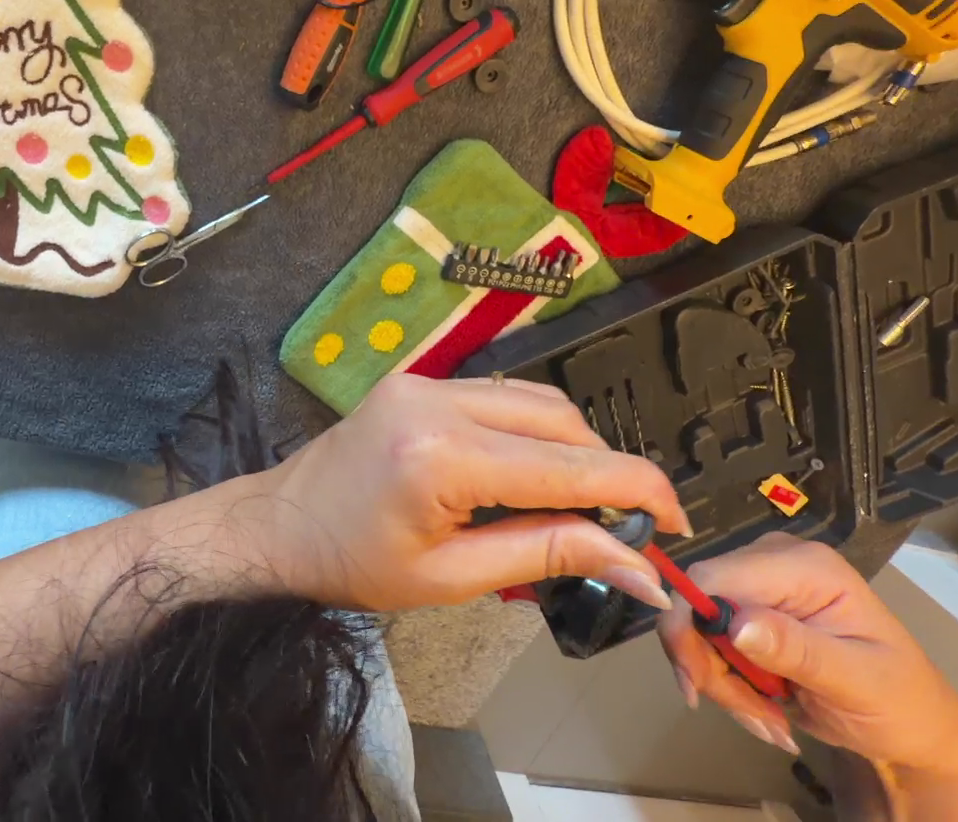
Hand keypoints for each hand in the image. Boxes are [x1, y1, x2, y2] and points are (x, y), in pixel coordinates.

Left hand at [244, 374, 690, 611]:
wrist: (280, 523)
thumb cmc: (353, 565)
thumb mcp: (451, 577)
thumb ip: (546, 556)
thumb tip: (638, 564)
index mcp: (441, 457)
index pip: (568, 465)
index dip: (636, 491)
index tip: (676, 523)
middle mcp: (437, 401)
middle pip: (559, 419)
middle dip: (604, 468)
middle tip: (619, 523)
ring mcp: (425, 381)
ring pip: (534, 399)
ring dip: (571, 444)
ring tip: (573, 502)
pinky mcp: (418, 379)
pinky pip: (499, 394)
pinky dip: (531, 429)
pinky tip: (528, 470)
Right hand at [656, 534, 957, 770]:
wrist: (913, 728)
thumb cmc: (902, 705)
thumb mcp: (859, 684)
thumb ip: (799, 651)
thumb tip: (738, 625)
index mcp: (803, 565)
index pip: (712, 577)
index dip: (688, 624)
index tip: (695, 683)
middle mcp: (770, 561)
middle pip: (698, 603)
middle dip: (711, 665)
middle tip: (752, 717)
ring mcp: (756, 583)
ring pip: (697, 627)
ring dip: (720, 680)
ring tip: (766, 720)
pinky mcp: (745, 607)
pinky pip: (707, 640)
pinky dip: (724, 679)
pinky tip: (761, 706)